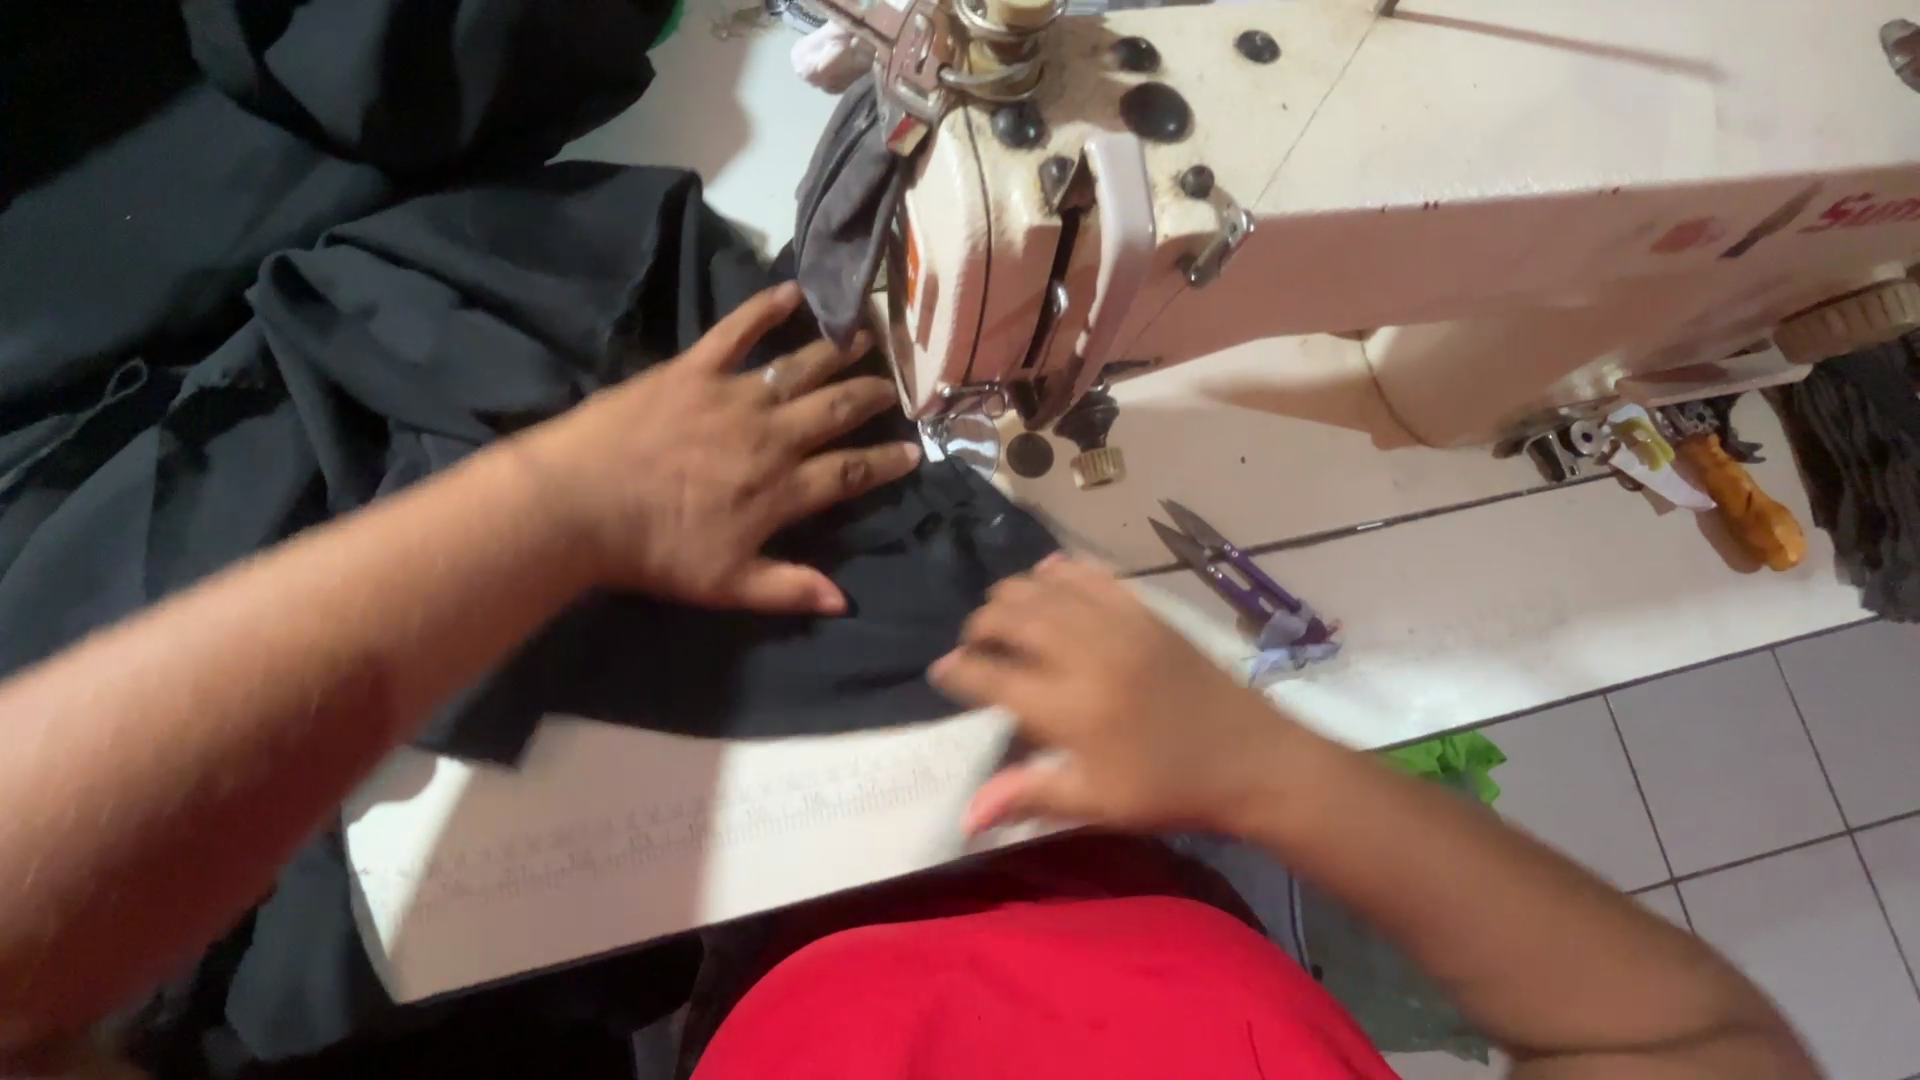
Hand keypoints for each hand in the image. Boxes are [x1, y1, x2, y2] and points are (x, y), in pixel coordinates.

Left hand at [513, 282, 919, 612]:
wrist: (576, 505)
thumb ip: (789, 589)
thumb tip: (844, 602)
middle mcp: (771, 436)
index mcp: (781, 489)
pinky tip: (791, 291)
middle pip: (835, 410)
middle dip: (871, 397)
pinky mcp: (693, 369)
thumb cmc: (653, 552)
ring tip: (866, 337)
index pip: (850, 472)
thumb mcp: (727, 586)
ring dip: (837, 352)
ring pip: (799, 368)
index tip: (915, 451)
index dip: (886, 462)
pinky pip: (736, 332)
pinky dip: (765, 308)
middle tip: (895, 387)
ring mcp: (733, 396)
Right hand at [930, 555, 1298, 834]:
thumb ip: (1029, 796)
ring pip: (1045, 587)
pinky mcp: (1146, 611)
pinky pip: (1093, 575)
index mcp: (1070, 708)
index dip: (958, 670)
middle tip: (973, 642)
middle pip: (1012, 617)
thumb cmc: (1170, 789)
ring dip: (1013, 593)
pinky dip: (1063, 571)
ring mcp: (1119, 625)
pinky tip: (1049, 576)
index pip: (992, 676)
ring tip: (1002, 612)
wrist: (1253, 760)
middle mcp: (1086, 654)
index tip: (941, 670)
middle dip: (980, 624)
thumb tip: (967, 815)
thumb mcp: (1098, 803)